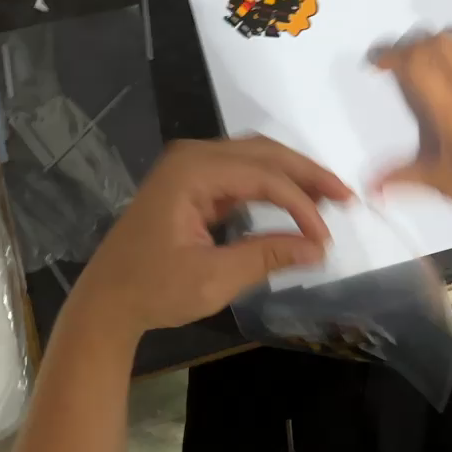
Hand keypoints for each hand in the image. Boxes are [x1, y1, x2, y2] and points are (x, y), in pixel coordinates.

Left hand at [69, 138, 351, 339]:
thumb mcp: (213, 278)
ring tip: (327, 198)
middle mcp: (192, 156)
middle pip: (261, 152)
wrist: (107, 299)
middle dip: (305, 173)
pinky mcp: (192, 182)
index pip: (261, 175)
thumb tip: (318, 248)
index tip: (326, 238)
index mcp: (192, 170)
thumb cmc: (154, 289)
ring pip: (253, 157)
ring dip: (291, 174)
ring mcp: (190, 166)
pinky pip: (240, 172)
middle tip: (345, 197)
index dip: (299, 204)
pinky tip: (293, 201)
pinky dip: (269, 185)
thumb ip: (267, 256)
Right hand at [374, 31, 451, 241]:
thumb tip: (370, 188)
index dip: (391, 55)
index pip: (417, 63)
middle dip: (409, 46)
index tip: (377, 64)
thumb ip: (402, 177)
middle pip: (436, 43)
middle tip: (396, 64)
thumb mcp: (443, 184)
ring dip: (436, 42)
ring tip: (424, 60)